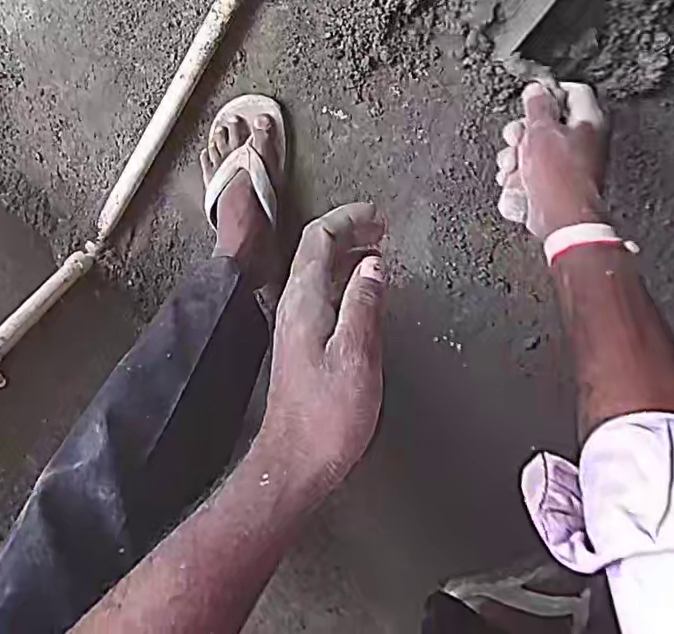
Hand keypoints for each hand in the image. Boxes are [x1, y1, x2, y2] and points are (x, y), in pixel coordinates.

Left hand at [251, 202, 387, 499]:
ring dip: (345, 251)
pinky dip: (342, 275)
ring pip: (317, 267)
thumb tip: (374, 265)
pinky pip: (320, 289)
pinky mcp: (300, 338)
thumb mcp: (357, 355)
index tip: (376, 215)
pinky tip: (361, 287)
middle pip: (315, 248)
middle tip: (380, 226)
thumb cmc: (327, 415)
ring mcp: (293, 320)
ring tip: (376, 248)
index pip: (319, 238)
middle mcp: (293, 303)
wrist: (295, 458)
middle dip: (347, 229)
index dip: (347, 218)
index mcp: (305, 299)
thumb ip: (364, 303)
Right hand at [495, 78, 608, 239]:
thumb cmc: (557, 175)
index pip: (573, 91)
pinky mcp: (557, 178)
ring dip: (516, 152)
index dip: (548, 93)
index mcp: (589, 121)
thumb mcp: (541, 131)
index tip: (530, 102)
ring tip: (512, 165)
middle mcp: (584, 139)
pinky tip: (513, 177)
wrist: (561, 218)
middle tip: (516, 138)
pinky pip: (533, 165)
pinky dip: (520, 170)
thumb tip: (536, 88)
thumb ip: (538, 106)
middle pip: (549, 119)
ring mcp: (571, 160)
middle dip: (523, 129)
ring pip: (536, 143)